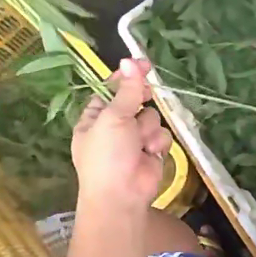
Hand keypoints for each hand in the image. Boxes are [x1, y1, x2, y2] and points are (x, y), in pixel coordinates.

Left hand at [71, 59, 171, 210]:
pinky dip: (157, 142)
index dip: (126, 76)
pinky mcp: (151, 152)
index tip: (142, 63)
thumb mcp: (113, 118)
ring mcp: (133, 141)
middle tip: (149, 93)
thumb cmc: (108, 155)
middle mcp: (114, 127)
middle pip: (134, 101)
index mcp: (94, 118)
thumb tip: (129, 60)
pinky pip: (161, 135)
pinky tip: (151, 153)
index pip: (111, 90)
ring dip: (148, 127)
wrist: (121, 196)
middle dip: (141, 101)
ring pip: (151, 118)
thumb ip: (127, 90)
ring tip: (142, 143)